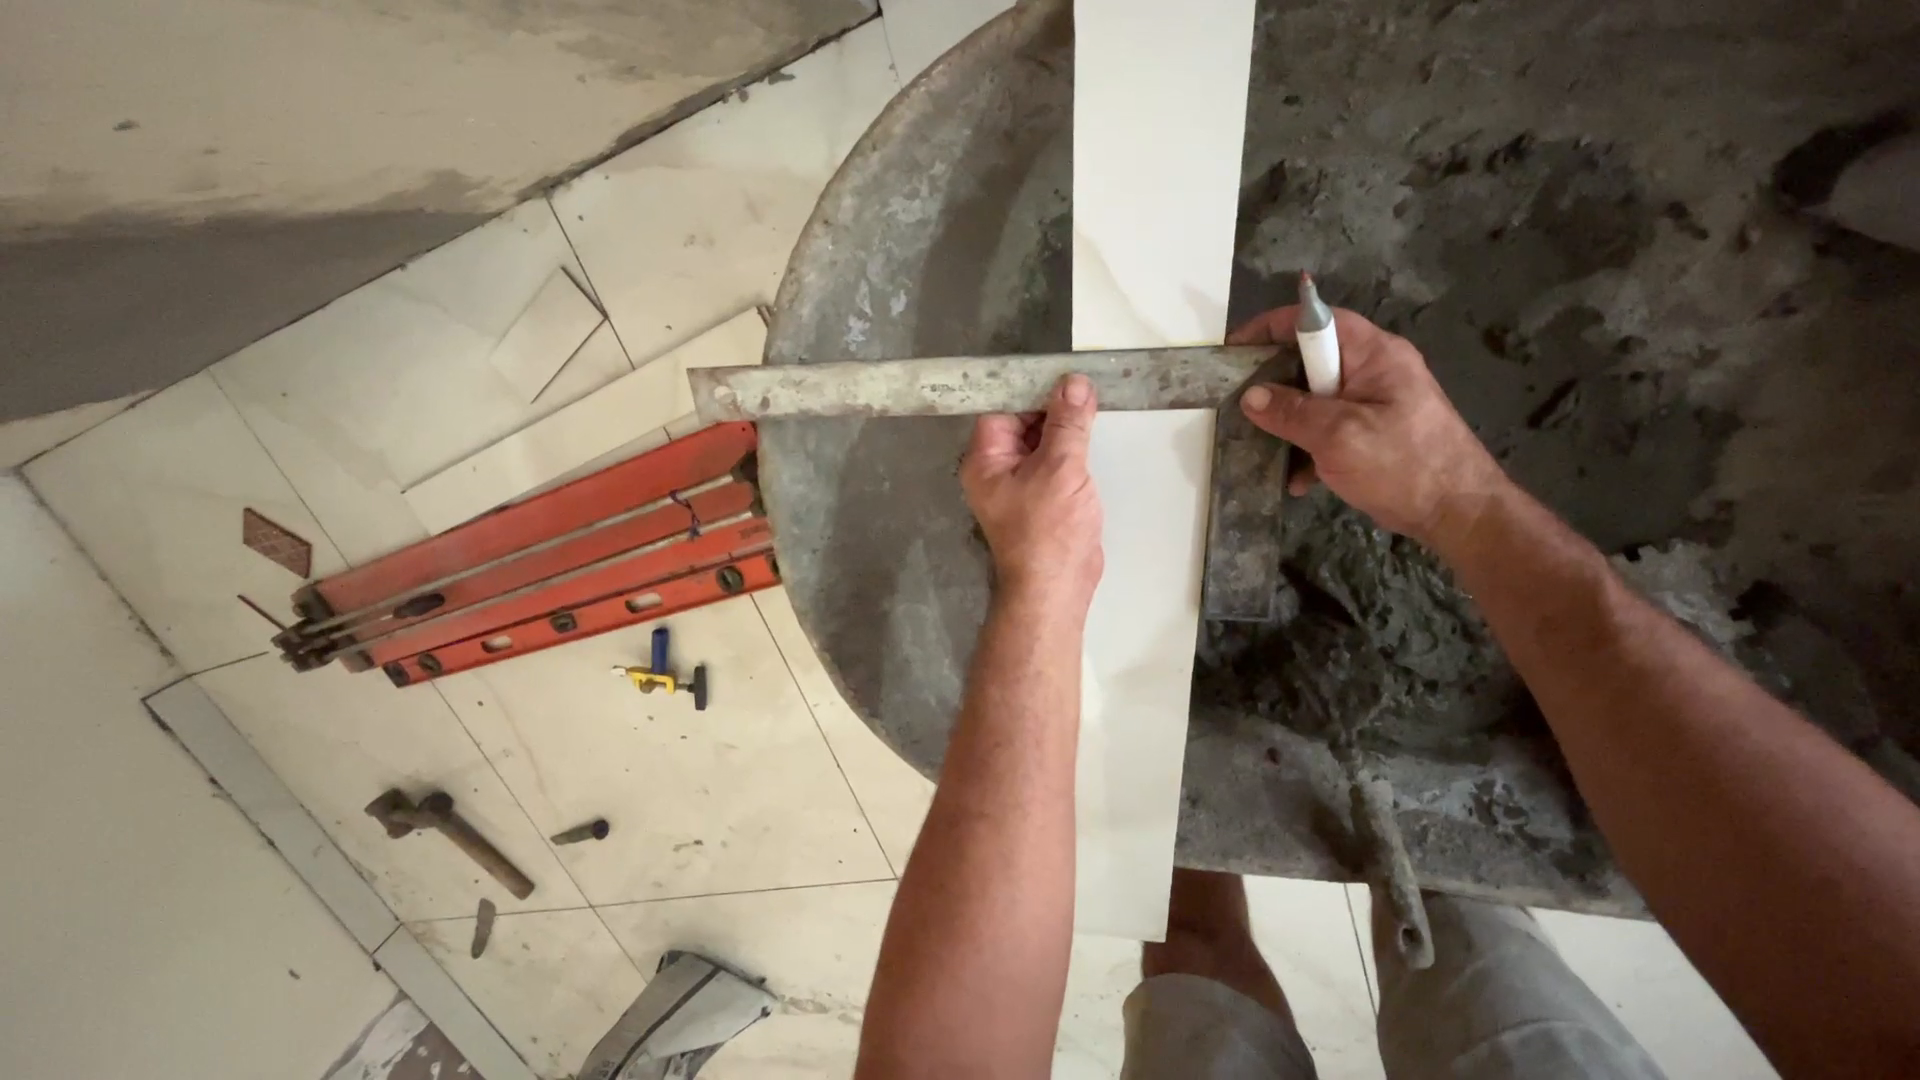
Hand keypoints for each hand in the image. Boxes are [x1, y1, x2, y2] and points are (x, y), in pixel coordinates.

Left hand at [960, 374, 1104, 610]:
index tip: (1063, 374)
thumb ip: (1068, 424)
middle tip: (1086, 385)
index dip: (1031, 390)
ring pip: (1042, 442)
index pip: (1002, 410)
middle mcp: (998, 470)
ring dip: (1066, 426)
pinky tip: (1094, 432)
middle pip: (1022, 423)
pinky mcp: (1044, 498)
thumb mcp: (1060, 468)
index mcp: (986, 461)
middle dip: (1052, 406)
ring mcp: (1021, 485)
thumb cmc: (1048, 531)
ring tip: (1094, 400)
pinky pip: (1055, 462)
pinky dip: (1072, 448)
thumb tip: (1074, 384)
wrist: (1057, 588)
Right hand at [1228, 305, 1509, 548]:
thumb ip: (1291, 412)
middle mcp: (1373, 371)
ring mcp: (1372, 404)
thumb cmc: (1403, 465)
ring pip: (1313, 399)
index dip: (1273, 327)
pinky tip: (1295, 478)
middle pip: (1310, 361)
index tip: (1235, 349)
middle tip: (1237, 402)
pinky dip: (1306, 450)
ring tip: (1259, 446)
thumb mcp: (1339, 435)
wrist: (1457, 513)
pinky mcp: (1370, 434)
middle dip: (1272, 383)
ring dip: (1286, 424)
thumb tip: (1250, 396)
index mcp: (1374, 355)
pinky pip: (1326, 430)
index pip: (1317, 320)